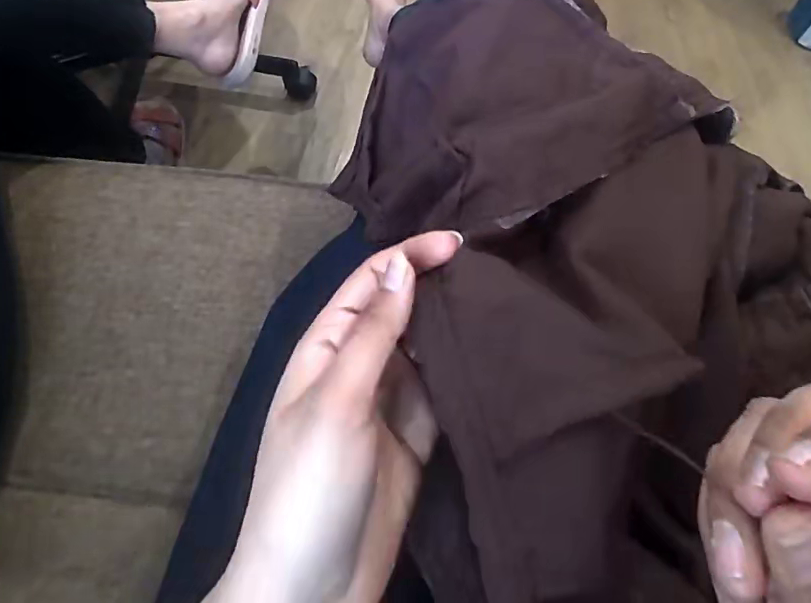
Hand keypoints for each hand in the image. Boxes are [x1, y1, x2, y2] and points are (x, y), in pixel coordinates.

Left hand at [209, 231, 462, 602]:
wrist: (312, 593)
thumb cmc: (309, 483)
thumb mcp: (338, 399)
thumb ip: (374, 332)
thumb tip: (402, 263)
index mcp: (328, 344)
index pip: (372, 280)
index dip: (411, 254)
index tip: (459, 242)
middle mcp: (360, 361)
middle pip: (402, 306)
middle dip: (438, 281)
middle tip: (490, 263)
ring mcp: (390, 398)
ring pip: (427, 343)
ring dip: (456, 321)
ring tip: (501, 296)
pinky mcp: (417, 432)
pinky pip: (444, 386)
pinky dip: (466, 367)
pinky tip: (495, 349)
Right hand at [697, 372, 810, 602]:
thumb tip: (787, 512)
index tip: (787, 478)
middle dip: (785, 433)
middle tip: (748, 499)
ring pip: (789, 418)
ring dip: (742, 468)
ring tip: (736, 570)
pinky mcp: (804, 502)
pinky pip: (752, 458)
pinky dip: (726, 496)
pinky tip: (730, 561)